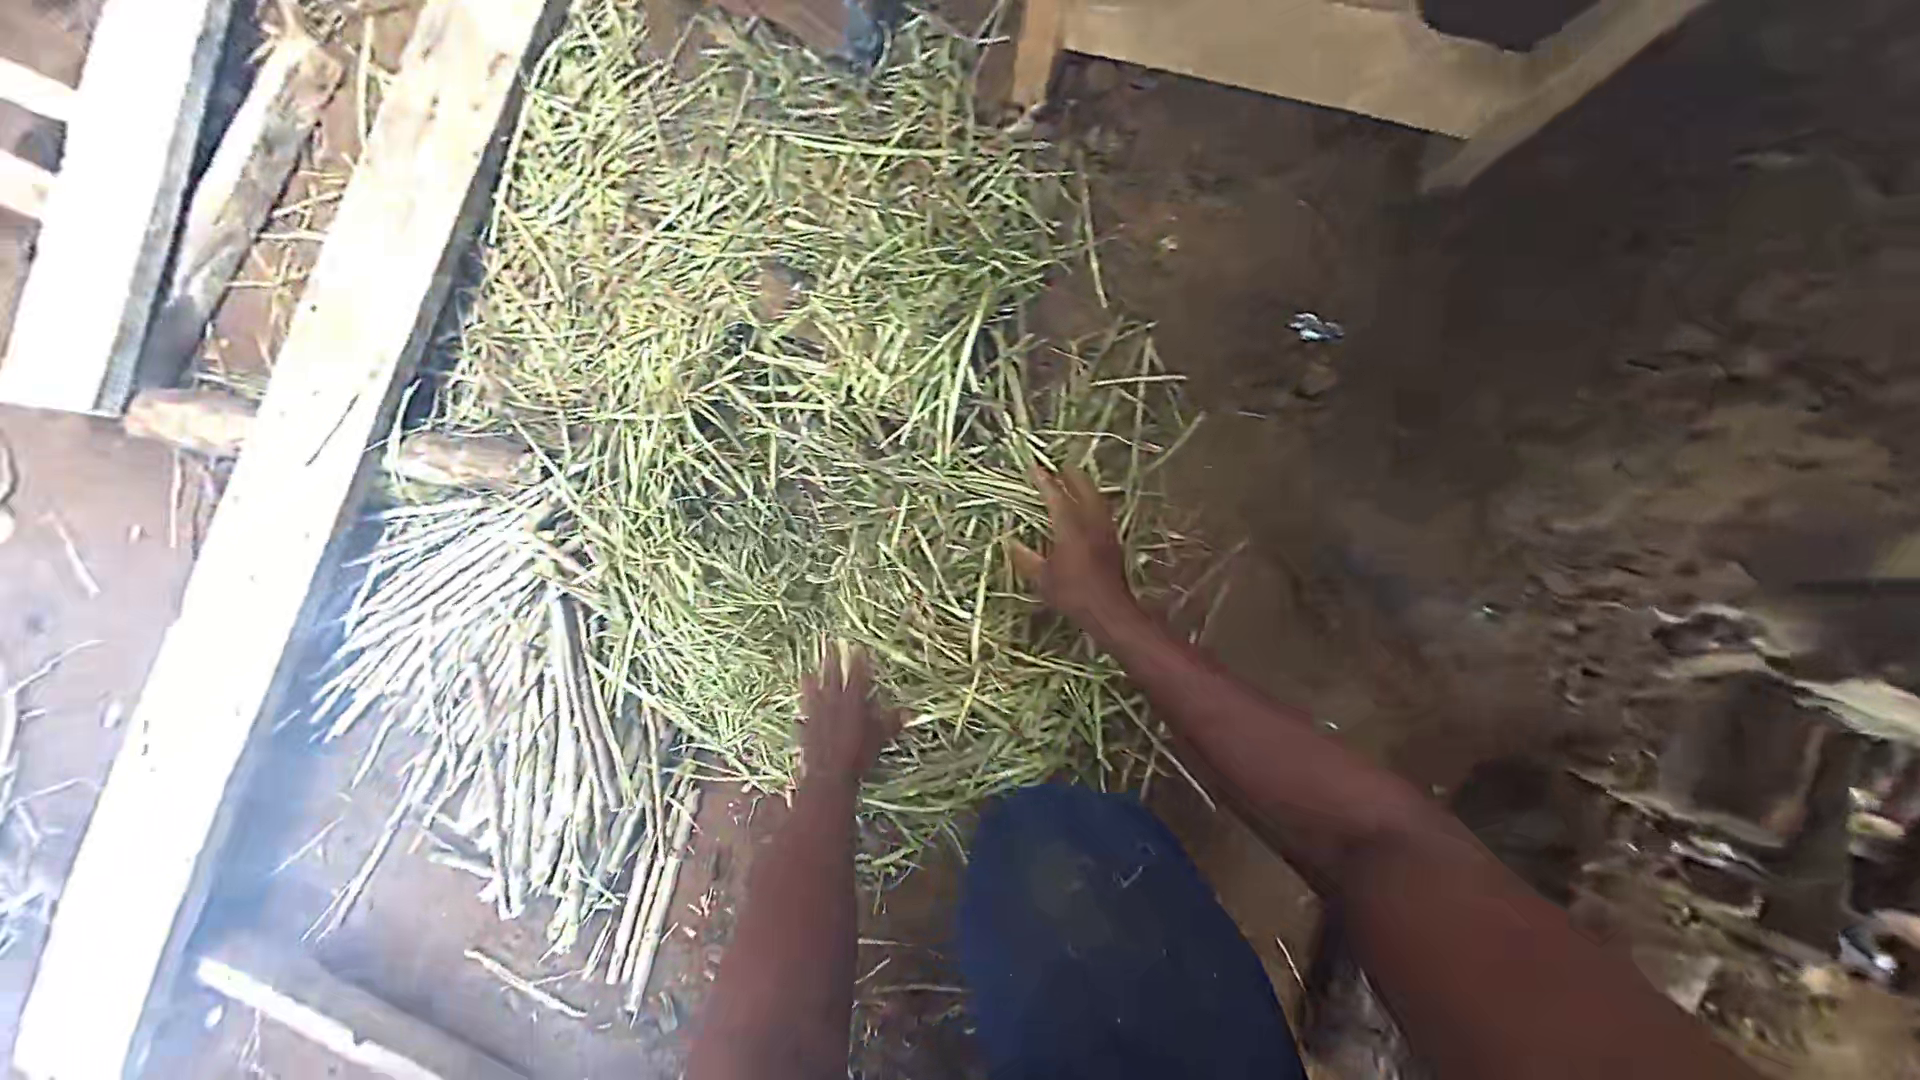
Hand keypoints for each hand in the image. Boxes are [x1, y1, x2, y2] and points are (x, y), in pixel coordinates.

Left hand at [799, 643, 900, 786]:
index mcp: (854, 701)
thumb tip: (910, 712)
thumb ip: (892, 722)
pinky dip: (803, 702)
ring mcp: (818, 713)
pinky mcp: (807, 726)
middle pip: (833, 675)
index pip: (858, 676)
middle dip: (833, 659)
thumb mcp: (880, 737)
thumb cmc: (858, 755)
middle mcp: (834, 702)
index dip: (859, 661)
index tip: (858, 647)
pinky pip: (804, 709)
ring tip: (808, 668)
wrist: (828, 775)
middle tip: (830, 642)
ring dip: (814, 677)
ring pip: (816, 688)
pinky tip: (799, 701)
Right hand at [1009, 463, 1141, 637]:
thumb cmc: (1073, 594)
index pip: (1056, 496)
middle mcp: (1090, 522)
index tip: (1034, 468)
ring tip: (1075, 480)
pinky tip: (1089, 508)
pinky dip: (1093, 502)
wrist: (1109, 610)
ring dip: (1085, 486)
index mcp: (1070, 527)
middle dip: (1071, 475)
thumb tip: (1009, 542)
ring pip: (1096, 498)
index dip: (1044, 481)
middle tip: (1060, 467)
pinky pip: (1102, 511)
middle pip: (1083, 489)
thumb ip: (1025, 558)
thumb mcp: (1042, 578)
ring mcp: (1106, 530)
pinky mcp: (1113, 541)